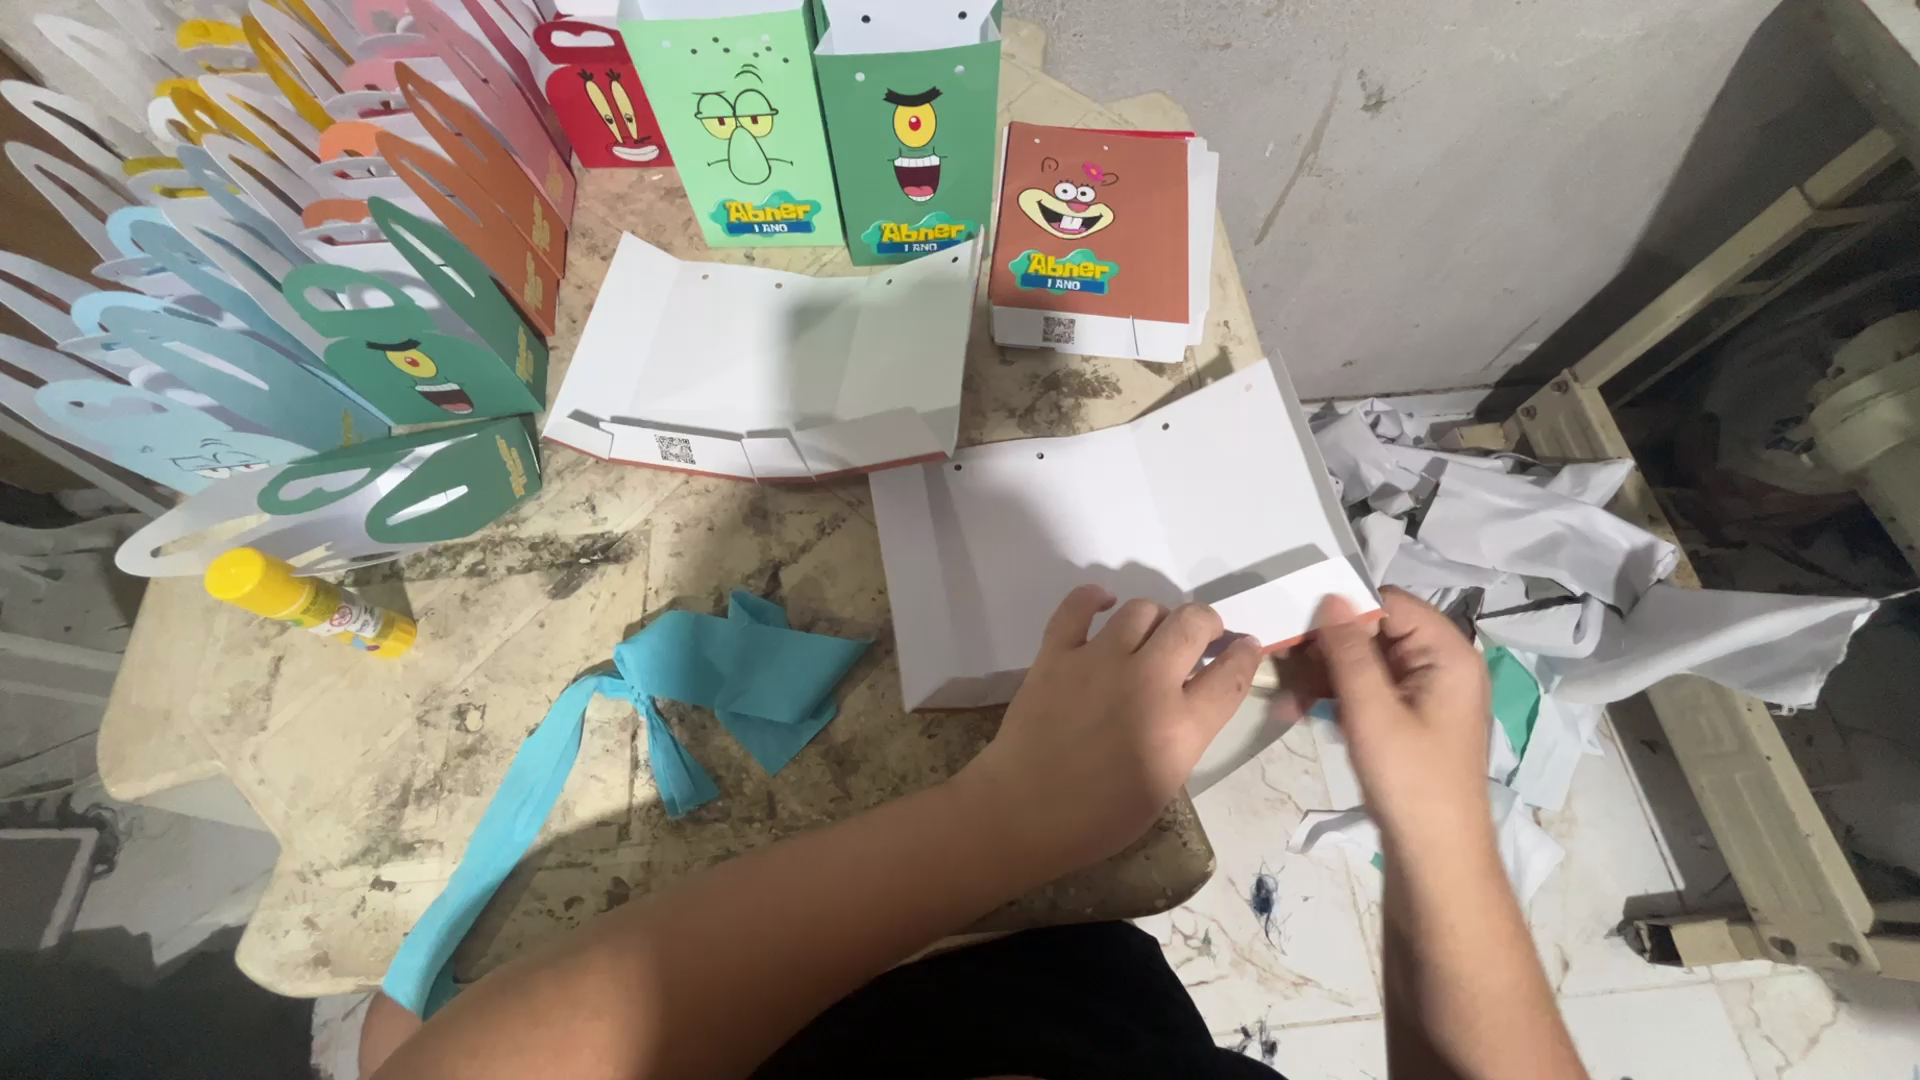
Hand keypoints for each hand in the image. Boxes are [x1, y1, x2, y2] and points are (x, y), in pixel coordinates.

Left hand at [958, 585, 1265, 871]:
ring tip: (1151, 631)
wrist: (1024, 810)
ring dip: (1156, 616)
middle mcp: (1146, 682)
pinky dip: (1092, 597)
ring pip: (1141, 609)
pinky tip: (1102, 602)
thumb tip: (1187, 696)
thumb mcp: (1164, 782)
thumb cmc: (1098, 817)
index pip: (1231, 674)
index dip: (1246, 654)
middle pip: (1192, 623)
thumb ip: (1184, 733)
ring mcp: (1098, 661)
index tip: (1246, 646)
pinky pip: (1077, 607)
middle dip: (1205, 623)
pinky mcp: (1056, 653)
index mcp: (1181, 727)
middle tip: (1199, 635)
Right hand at [1311, 587, 1492, 849]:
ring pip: (1362, 658)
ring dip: (1323, 673)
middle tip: (1285, 665)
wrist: (1434, 853)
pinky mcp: (1408, 713)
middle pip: (1373, 630)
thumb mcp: (1371, 710)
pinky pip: (1365, 685)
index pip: (1389, 603)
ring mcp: (1424, 689)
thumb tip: (1330, 595)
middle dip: (1325, 646)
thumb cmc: (1409, 778)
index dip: (1342, 609)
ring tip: (1288, 696)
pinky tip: (1301, 710)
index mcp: (1447, 654)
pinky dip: (1334, 693)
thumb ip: (1349, 649)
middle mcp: (1440, 664)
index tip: (1298, 627)